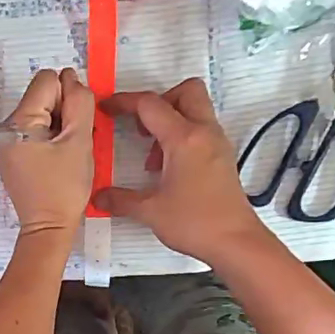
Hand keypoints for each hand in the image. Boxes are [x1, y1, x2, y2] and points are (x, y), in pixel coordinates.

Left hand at [0, 68, 94, 236]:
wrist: (48, 229)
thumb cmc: (65, 188)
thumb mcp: (79, 141)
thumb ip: (79, 103)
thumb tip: (72, 78)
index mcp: (17, 122)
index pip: (46, 81)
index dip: (69, 95)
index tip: (77, 124)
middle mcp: (5, 128)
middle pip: (42, 96)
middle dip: (64, 111)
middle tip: (75, 141)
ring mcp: (6, 142)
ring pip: (41, 113)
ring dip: (60, 125)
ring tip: (68, 152)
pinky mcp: (13, 155)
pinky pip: (35, 131)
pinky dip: (51, 138)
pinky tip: (60, 158)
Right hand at [96, 79, 274, 267]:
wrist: (236, 242)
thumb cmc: (195, 222)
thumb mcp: (150, 211)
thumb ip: (121, 200)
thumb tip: (98, 197)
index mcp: (184, 138)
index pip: (150, 104)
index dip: (124, 102)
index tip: (106, 109)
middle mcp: (204, 132)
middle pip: (185, 92)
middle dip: (158, 101)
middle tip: (140, 127)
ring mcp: (217, 144)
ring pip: (195, 110)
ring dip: (170, 121)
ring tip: (151, 157)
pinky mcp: (222, 158)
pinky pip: (201, 131)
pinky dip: (182, 137)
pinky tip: (168, 168)